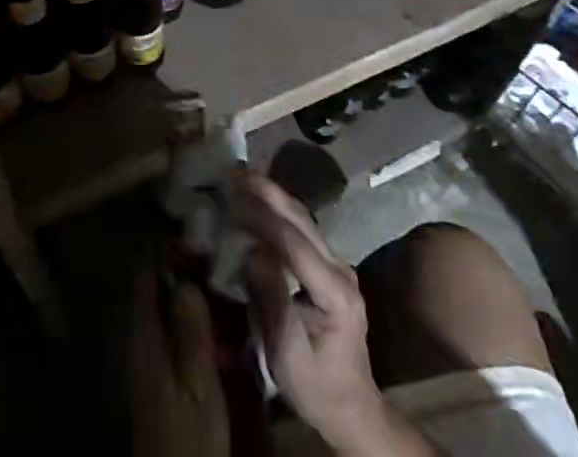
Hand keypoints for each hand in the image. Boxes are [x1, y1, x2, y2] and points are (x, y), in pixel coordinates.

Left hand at [128, 264, 228, 456]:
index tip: (199, 233)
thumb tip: (187, 278)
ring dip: (193, 293)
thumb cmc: (188, 429)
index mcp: (145, 330)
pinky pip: (178, 330)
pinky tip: (224, 324)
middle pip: (158, 287)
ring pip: (169, 308)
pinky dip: (197, 319)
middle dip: (184, 268)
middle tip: (222, 255)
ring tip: (228, 280)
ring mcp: (153, 353)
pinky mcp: (165, 372)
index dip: (167, 249)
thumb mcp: (197, 380)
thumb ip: (190, 329)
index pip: (146, 272)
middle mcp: (143, 334)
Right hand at [234, 174, 435, 456]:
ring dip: (270, 196)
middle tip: (231, 171)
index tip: (228, 199)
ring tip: (238, 176)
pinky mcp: (326, 268)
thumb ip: (272, 300)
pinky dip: (274, 209)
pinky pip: (299, 230)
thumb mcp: (288, 353)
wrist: (349, 406)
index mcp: (336, 294)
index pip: (295, 245)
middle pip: (302, 223)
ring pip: (303, 220)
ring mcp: (336, 268)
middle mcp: (341, 272)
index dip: (261, 219)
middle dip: (267, 193)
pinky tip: (254, 198)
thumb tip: (252, 252)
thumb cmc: (315, 385)